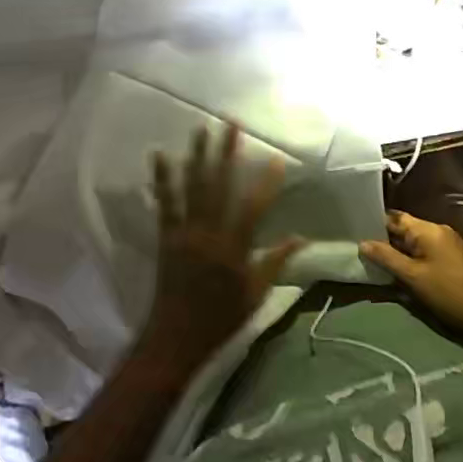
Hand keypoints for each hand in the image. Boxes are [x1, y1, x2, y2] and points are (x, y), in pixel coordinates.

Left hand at [140, 124, 299, 371]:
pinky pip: (164, 202)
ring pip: (192, 187)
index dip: (267, 183)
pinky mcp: (166, 235)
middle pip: (219, 186)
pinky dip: (162, 178)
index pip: (254, 208)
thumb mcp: (255, 294)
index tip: (277, 159)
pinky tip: (161, 154)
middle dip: (226, 153)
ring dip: (197, 156)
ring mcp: (185, 232)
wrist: (177, 336)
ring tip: (201, 129)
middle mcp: (209, 233)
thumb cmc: (221, 318)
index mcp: (234, 249)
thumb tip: (301, 238)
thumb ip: (276, 262)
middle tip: (231, 124)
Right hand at [360, 210, 462, 338]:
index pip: (393, 218)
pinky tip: (396, 271)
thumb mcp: (412, 277)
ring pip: (411, 241)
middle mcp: (436, 230)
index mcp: (427, 229)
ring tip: (374, 262)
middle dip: (382, 239)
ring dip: (395, 251)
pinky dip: (408, 258)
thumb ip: (386, 257)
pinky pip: (422, 251)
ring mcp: (445, 243)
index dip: (373, 224)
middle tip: (360, 250)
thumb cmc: (448, 293)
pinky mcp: (449, 257)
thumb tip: (363, 243)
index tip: (354, 233)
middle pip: (402, 229)